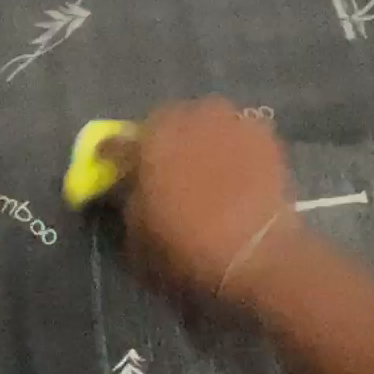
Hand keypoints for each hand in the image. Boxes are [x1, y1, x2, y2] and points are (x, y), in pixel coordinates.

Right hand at [109, 97, 297, 302]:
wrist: (258, 256)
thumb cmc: (187, 251)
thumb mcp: (137, 239)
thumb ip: (125, 203)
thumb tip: (125, 189)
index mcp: (147, 141)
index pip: (115, 144)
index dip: (110, 160)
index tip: (110, 173)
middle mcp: (187, 117)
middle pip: (162, 124)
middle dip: (157, 143)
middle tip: (159, 171)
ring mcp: (229, 120)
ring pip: (201, 123)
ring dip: (195, 141)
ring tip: (199, 170)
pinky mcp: (263, 134)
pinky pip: (234, 134)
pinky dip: (228, 148)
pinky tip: (231, 173)